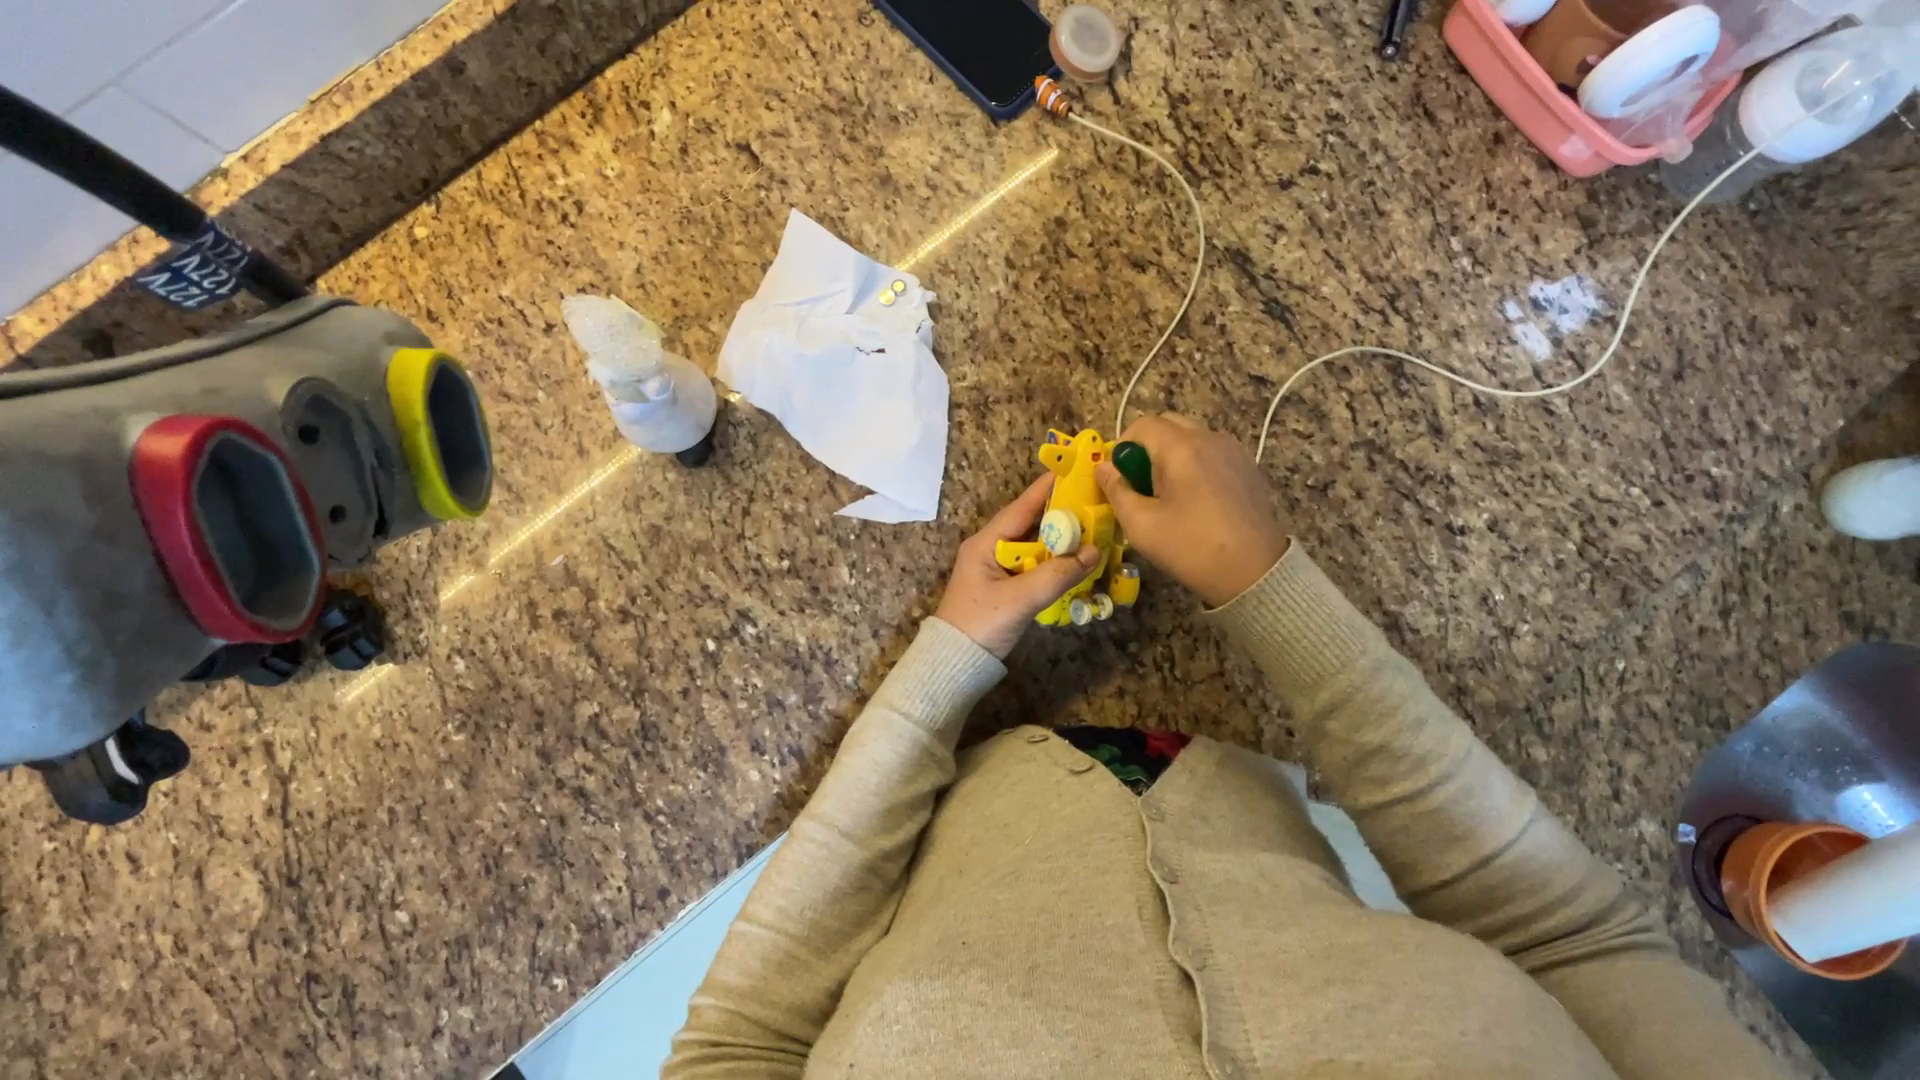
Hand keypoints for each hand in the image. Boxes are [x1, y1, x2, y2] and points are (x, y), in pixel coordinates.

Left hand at [934, 474, 1102, 658]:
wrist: (955, 664)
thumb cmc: (980, 624)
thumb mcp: (1019, 599)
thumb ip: (1056, 575)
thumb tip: (1093, 552)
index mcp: (986, 543)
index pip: (1021, 508)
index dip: (1046, 489)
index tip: (1072, 471)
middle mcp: (991, 550)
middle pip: (1031, 524)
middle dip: (1061, 514)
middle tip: (1093, 502)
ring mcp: (999, 570)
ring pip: (1035, 547)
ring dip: (1061, 541)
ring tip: (1093, 528)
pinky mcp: (1006, 588)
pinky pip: (1036, 567)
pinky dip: (1056, 563)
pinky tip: (1077, 563)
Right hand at [1095, 413, 1289, 607]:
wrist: (1255, 572)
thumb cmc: (1191, 548)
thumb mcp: (1141, 525)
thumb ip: (1116, 490)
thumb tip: (1103, 468)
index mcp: (1181, 448)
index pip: (1142, 424)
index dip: (1122, 446)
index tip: (1119, 477)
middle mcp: (1209, 438)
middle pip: (1168, 424)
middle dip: (1147, 447)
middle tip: (1142, 485)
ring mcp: (1233, 450)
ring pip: (1191, 436)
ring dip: (1172, 455)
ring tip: (1169, 494)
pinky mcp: (1247, 466)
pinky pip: (1211, 451)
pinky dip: (1195, 463)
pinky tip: (1196, 499)